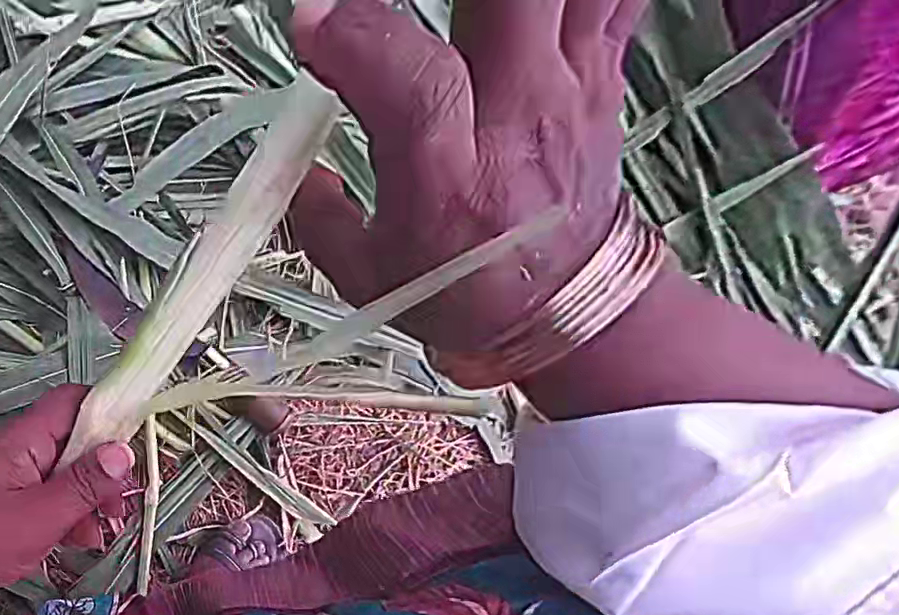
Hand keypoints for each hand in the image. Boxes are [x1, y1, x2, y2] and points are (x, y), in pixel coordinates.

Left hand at [0, 384, 135, 614]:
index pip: (71, 402)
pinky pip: (52, 501)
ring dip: (90, 499)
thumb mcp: (42, 514)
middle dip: (103, 470)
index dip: (106, 411)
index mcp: (22, 440)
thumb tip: (124, 450)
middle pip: (75, 441)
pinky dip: (71, 517)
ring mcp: (16, 481)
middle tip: (120, 504)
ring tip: (103, 530)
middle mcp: (20, 452)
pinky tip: (82, 541)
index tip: (135, 442)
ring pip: (67, 475)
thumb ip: (84, 483)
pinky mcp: (14, 508)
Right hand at [290, 0, 647, 356]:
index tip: (310, 22)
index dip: (359, 41)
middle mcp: (517, 118)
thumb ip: (319, 215)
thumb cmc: (454, 293)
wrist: (552, 302)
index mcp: (447, 179)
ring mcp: (571, 81)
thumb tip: (296, 169)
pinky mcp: (602, 65)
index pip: (414, 85)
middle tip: (384, 1)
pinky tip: (517, 7)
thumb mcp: (361, 274)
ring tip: (456, 8)